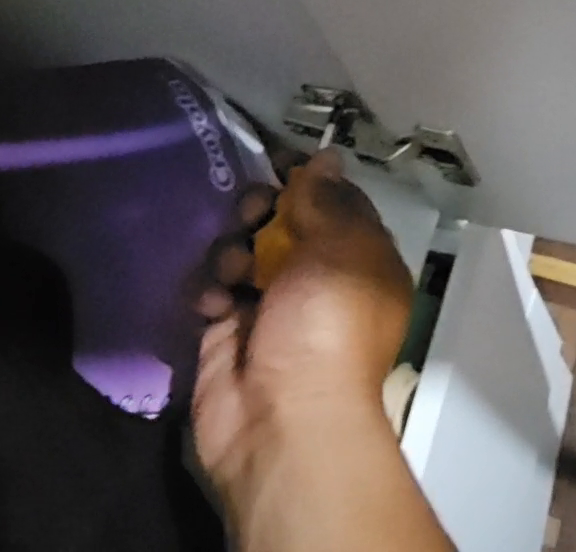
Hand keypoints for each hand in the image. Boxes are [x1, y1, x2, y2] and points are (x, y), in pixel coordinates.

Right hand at [190, 150, 449, 550]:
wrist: (282, 418)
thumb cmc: (327, 322)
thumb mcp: (341, 247)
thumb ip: (327, 199)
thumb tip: (328, 155)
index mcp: (362, 259)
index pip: (337, 202)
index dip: (310, 178)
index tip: (278, 158)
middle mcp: (321, 278)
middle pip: (286, 222)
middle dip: (264, 209)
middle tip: (252, 211)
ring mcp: (274, 306)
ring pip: (246, 250)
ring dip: (235, 249)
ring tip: (236, 268)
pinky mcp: (230, 331)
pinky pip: (216, 289)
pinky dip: (212, 289)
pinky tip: (215, 302)